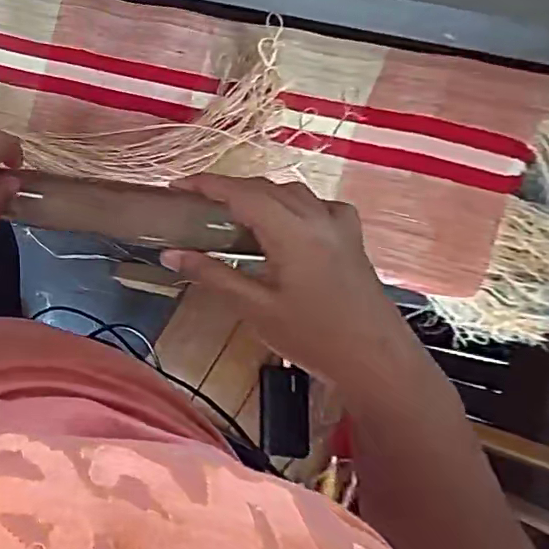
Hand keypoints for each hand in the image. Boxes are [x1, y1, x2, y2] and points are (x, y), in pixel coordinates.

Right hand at [159, 175, 424, 387]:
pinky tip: (283, 220)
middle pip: (267, 188)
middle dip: (228, 187)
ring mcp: (340, 229)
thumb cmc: (313, 337)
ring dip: (258, 192)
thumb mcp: (254, 307)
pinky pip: (318, 206)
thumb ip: (211, 275)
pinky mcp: (351, 242)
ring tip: (231, 208)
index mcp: (293, 233)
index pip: (243, 194)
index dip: (207, 185)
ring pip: (293, 193)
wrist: (378, 363)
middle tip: (194, 199)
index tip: (176, 186)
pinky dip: (291, 203)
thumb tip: (170, 254)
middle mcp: (318, 220)